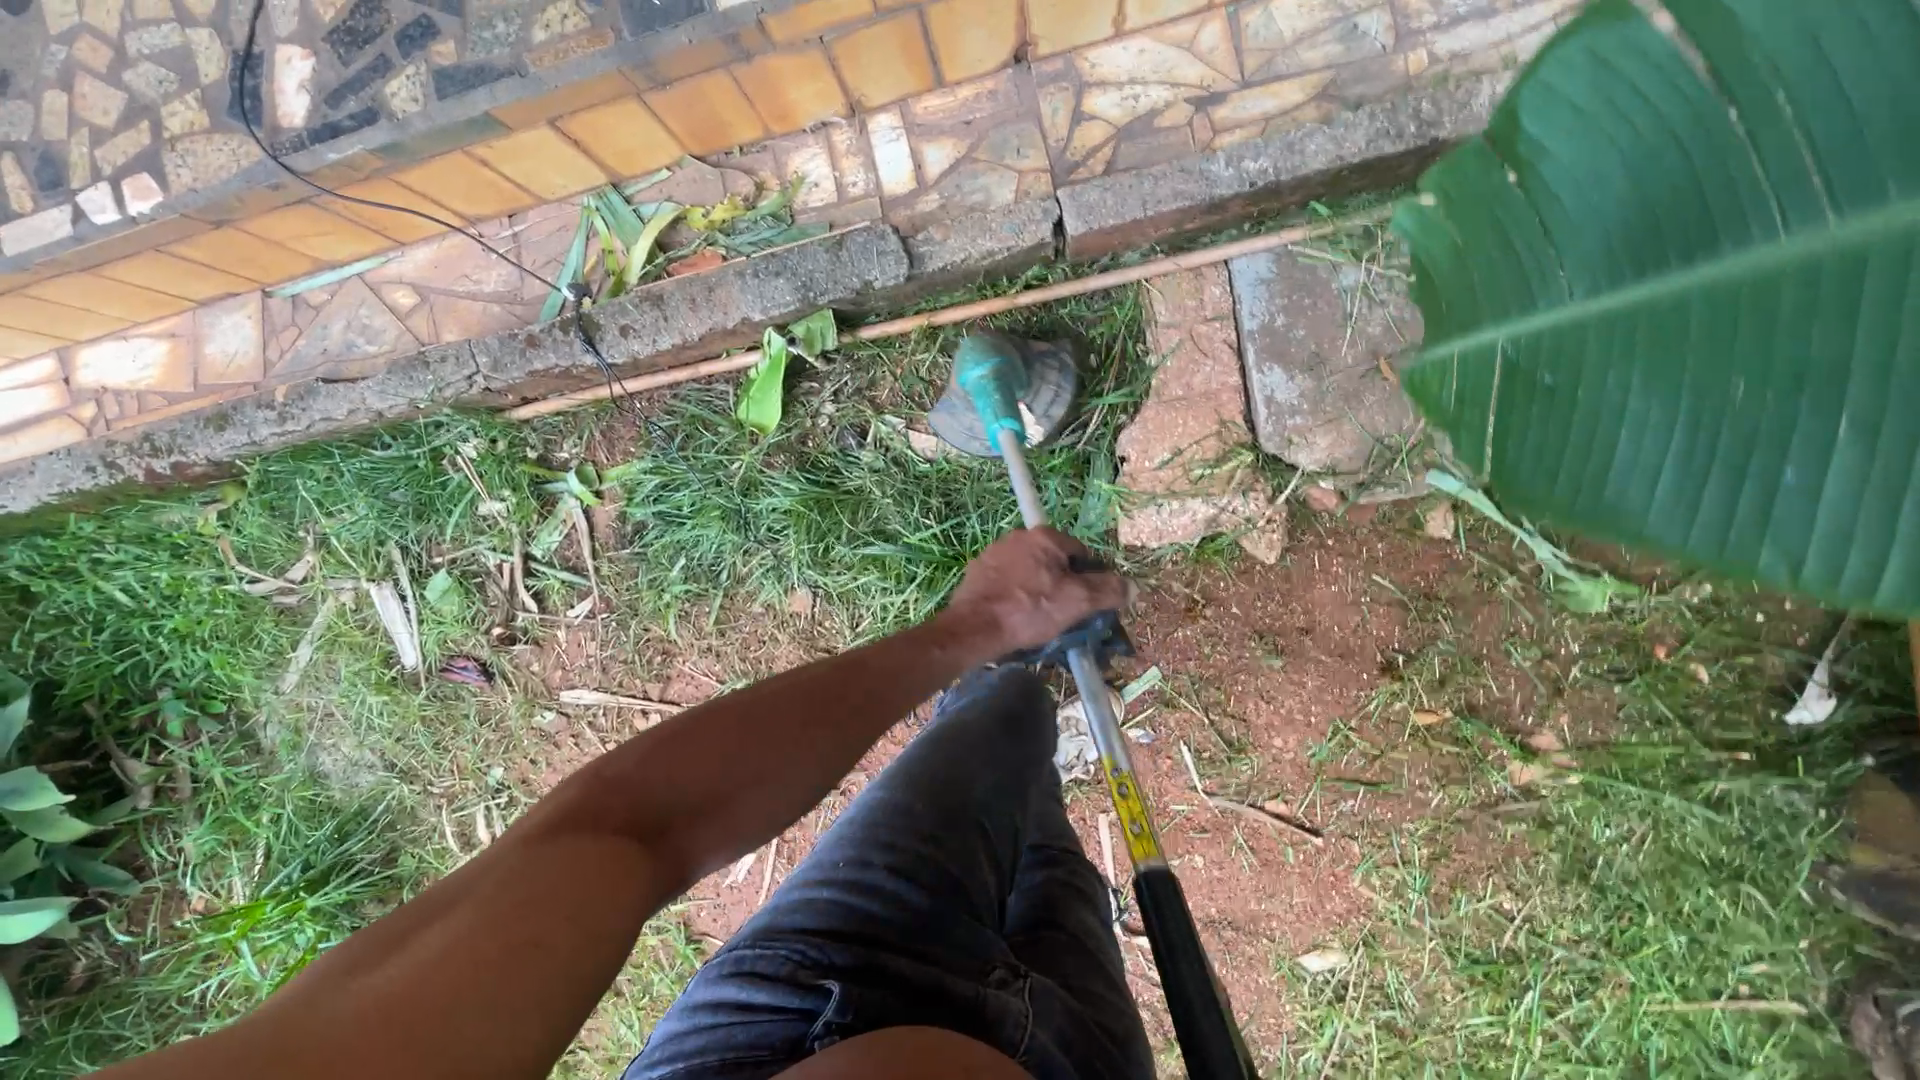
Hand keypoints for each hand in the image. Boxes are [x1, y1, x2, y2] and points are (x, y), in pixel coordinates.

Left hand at [939, 528, 1131, 656]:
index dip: (1090, 580)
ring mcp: (994, 554)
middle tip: (1065, 616)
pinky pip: (1009, 585)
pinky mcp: (977, 574)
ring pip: (1030, 574)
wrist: (974, 629)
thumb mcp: (1078, 601)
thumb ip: (1108, 590)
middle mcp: (1018, 538)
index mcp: (1045, 537)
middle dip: (1064, 587)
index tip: (1088, 605)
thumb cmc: (1029, 611)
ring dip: (1039, 593)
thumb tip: (1130, 586)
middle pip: (1055, 563)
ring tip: (1040, 622)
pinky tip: (1016, 621)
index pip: (1082, 553)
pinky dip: (1017, 599)